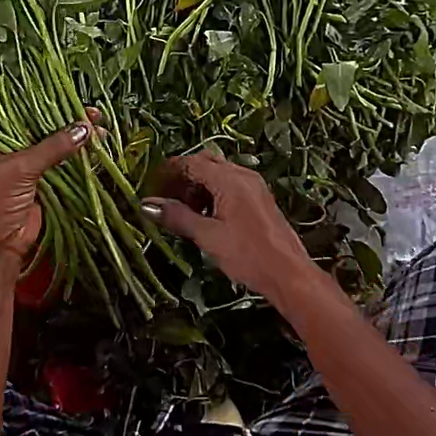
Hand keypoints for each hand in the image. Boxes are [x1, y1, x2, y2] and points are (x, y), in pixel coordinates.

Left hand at [0, 109, 101, 278]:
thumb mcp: (20, 168)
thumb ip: (52, 147)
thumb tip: (83, 129)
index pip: (18, 113)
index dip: (45, 105)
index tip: (71, 99)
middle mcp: (6, 150)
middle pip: (40, 129)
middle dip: (67, 122)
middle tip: (92, 114)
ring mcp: (25, 167)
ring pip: (54, 147)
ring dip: (76, 139)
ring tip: (99, 129)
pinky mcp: (41, 182)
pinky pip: (62, 164)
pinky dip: (78, 157)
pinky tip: (94, 148)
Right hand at [140, 150, 331, 302]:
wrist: (288, 273)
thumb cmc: (249, 255)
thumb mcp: (208, 237)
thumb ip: (178, 217)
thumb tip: (148, 205)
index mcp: (231, 180)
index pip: (192, 162)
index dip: (169, 171)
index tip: (151, 186)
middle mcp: (244, 176)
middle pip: (206, 163)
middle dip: (183, 177)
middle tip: (165, 197)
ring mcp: (254, 187)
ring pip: (219, 174)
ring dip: (198, 186)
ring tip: (183, 211)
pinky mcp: (259, 199)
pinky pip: (231, 186)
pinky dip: (213, 194)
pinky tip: (205, 217)